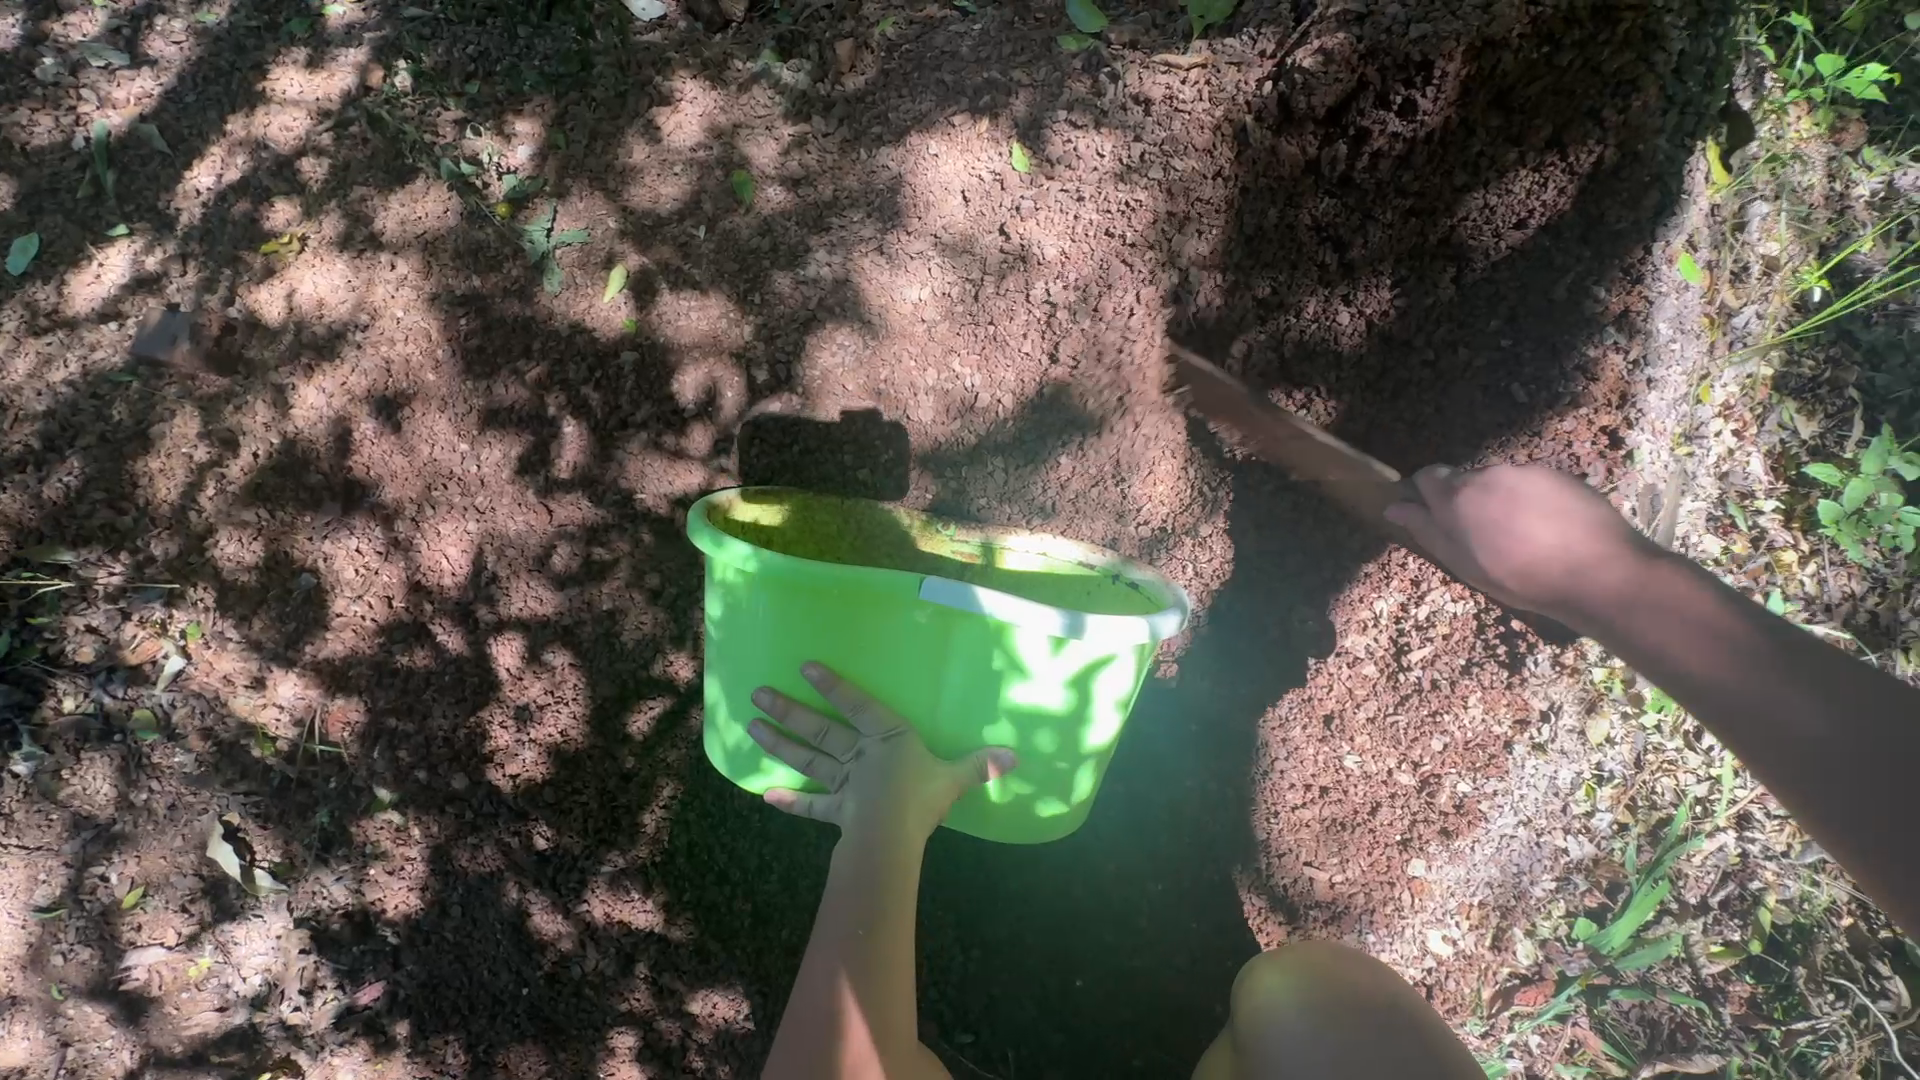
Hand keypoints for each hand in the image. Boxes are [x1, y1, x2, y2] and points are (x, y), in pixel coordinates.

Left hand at [748, 662, 1016, 844]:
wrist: (893, 839)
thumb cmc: (922, 800)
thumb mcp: (954, 778)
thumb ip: (979, 765)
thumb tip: (1014, 755)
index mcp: (887, 737)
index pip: (857, 704)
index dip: (833, 685)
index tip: (805, 667)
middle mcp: (860, 754)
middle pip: (821, 730)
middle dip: (789, 710)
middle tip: (757, 694)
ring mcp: (844, 783)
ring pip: (808, 759)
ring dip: (781, 743)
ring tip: (751, 726)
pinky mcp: (837, 811)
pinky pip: (812, 805)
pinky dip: (791, 802)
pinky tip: (766, 795)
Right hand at [1384, 464, 1662, 628]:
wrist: (1599, 573)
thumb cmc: (1518, 576)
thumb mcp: (1460, 561)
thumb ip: (1425, 529)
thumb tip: (1393, 507)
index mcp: (1457, 495)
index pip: (1427, 476)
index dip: (1427, 493)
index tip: (1436, 517)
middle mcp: (1488, 474)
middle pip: (1465, 480)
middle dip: (1467, 500)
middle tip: (1482, 535)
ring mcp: (1527, 472)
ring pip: (1500, 481)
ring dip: (1500, 500)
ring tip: (1520, 534)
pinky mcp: (1560, 475)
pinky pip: (1532, 484)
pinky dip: (1531, 500)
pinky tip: (1547, 528)